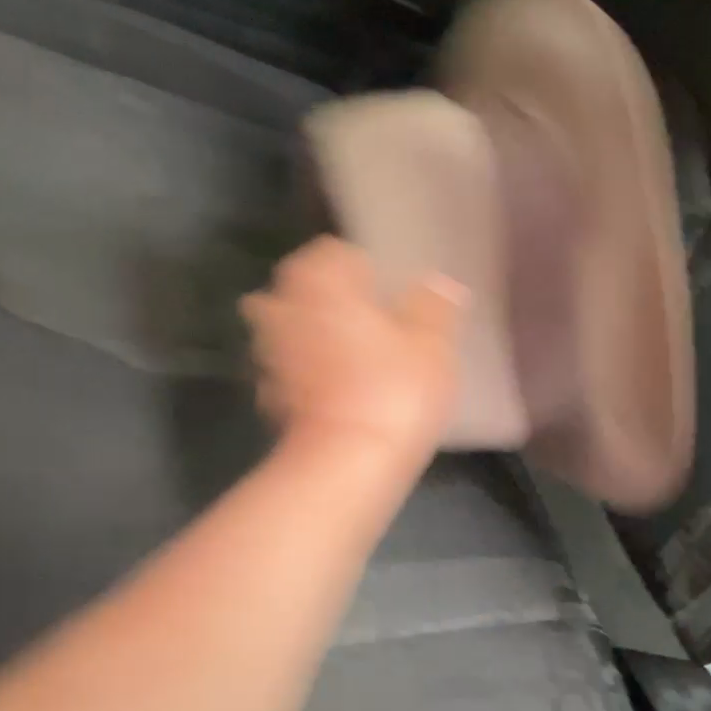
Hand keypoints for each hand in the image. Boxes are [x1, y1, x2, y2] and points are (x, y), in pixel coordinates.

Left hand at [241, 236, 466, 458]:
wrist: (350, 458)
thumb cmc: (395, 388)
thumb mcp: (434, 344)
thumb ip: (435, 308)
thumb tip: (441, 284)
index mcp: (319, 282)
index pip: (336, 252)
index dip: (366, 268)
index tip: (391, 292)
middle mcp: (282, 307)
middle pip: (306, 291)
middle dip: (332, 302)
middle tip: (373, 323)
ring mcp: (270, 352)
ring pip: (294, 331)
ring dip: (318, 339)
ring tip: (359, 360)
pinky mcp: (271, 394)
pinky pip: (294, 372)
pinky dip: (312, 377)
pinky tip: (344, 395)